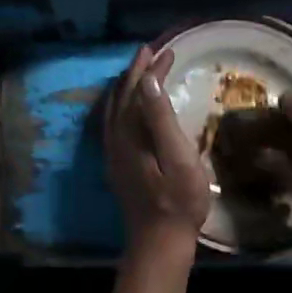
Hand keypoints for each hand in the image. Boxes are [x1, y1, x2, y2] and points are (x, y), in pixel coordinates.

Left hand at [103, 46, 209, 265]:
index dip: (152, 69)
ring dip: (127, 86)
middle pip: (122, 96)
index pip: (139, 90)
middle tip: (150, 51)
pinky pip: (113, 122)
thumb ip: (160, 118)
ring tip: (139, 71)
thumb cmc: (178, 200)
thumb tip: (148, 80)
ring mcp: (113, 152)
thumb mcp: (178, 157)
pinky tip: (128, 109)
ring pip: (114, 108)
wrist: (158, 242)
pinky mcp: (117, 164)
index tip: (168, 51)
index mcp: (130, 133)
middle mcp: (115, 138)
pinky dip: (121, 105)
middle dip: (136, 72)